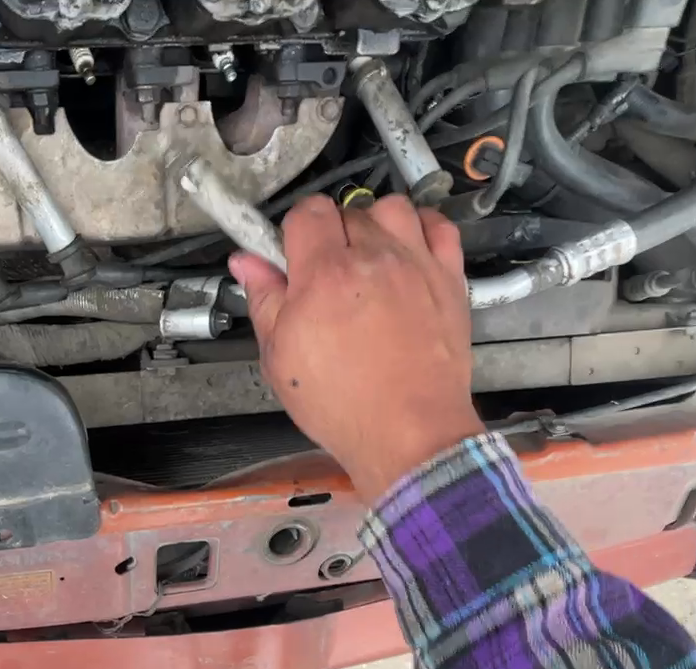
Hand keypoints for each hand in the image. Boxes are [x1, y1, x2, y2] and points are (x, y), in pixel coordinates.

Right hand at [228, 194, 484, 499]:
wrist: (407, 433)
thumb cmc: (344, 406)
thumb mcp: (280, 358)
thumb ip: (264, 301)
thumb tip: (247, 264)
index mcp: (324, 276)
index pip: (306, 213)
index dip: (292, 233)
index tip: (290, 255)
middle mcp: (374, 258)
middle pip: (346, 210)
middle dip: (330, 237)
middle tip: (323, 276)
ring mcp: (416, 265)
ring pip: (392, 208)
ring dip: (374, 226)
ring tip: (366, 262)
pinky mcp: (448, 280)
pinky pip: (439, 226)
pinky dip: (420, 230)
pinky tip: (405, 256)